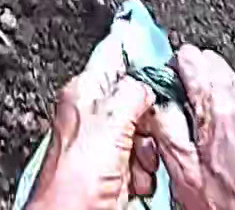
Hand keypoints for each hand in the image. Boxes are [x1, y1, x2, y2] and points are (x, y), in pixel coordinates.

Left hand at [27, 48, 159, 209]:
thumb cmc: (76, 176)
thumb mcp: (110, 118)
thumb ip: (132, 90)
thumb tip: (147, 82)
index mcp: (85, 90)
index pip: (114, 55)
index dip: (136, 53)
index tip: (158, 55)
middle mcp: (93, 113)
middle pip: (134, 98)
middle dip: (147, 116)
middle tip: (146, 129)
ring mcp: (103, 144)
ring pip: (142, 132)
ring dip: (148, 149)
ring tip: (138, 162)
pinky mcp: (112, 172)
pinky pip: (141, 162)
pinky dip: (145, 173)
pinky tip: (136, 181)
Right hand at [140, 46, 234, 209]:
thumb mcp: (186, 175)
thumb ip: (165, 125)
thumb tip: (154, 100)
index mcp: (220, 108)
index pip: (189, 56)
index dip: (173, 72)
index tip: (168, 93)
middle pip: (212, 64)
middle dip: (195, 81)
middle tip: (186, 116)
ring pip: (233, 85)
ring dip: (218, 101)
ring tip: (211, 141)